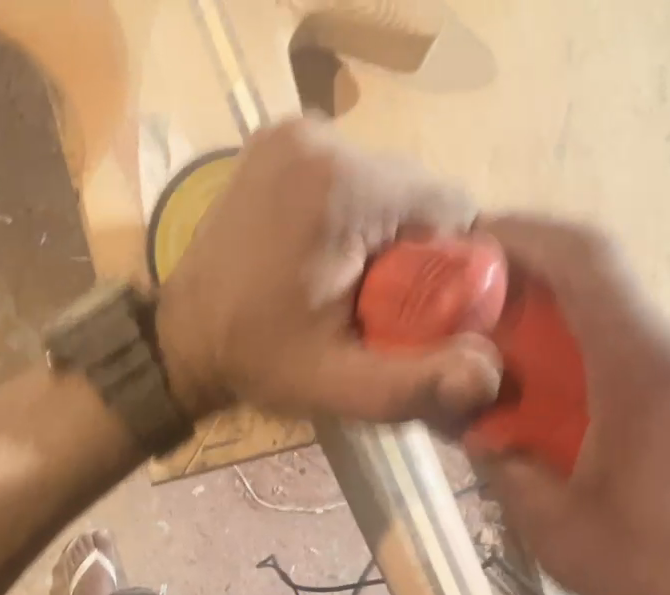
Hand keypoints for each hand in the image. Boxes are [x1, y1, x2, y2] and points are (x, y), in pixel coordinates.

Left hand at [155, 118, 503, 427]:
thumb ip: (416, 383)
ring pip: (384, 181)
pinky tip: (322, 255)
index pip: (449, 206)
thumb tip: (489, 373)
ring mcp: (291, 133)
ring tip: (342, 281)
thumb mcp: (337, 385)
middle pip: (415, 191)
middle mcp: (319, 137)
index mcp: (342, 185)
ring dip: (380, 231)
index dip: (445, 265)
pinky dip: (350, 213)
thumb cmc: (256, 361)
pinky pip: (347, 173)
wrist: (179, 339)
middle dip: (410, 249)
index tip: (409, 308)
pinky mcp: (276, 142)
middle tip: (371, 302)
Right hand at [472, 214, 669, 594]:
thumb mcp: (569, 543)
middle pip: (629, 331)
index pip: (587, 261)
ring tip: (641, 483)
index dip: (529, 236)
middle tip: (559, 432)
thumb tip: (492, 443)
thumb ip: (514, 478)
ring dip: (642, 405)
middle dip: (579, 367)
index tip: (486, 239)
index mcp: (656, 370)